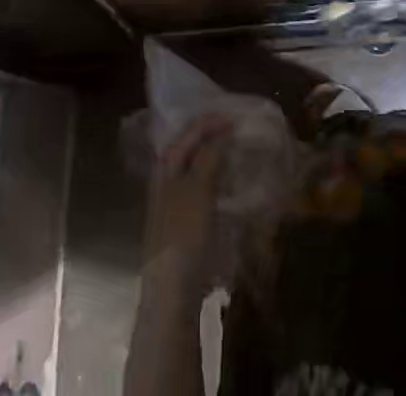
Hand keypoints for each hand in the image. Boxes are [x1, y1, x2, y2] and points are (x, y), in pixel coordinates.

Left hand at [143, 114, 231, 293]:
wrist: (173, 290)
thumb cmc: (183, 234)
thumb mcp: (198, 189)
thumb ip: (209, 156)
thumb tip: (222, 131)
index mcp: (166, 169)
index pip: (188, 133)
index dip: (210, 121)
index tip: (237, 114)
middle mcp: (166, 181)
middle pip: (189, 148)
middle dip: (211, 135)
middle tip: (239, 126)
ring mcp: (175, 202)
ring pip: (196, 167)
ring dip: (216, 155)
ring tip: (240, 148)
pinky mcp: (186, 221)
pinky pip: (203, 187)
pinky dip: (218, 177)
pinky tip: (233, 181)